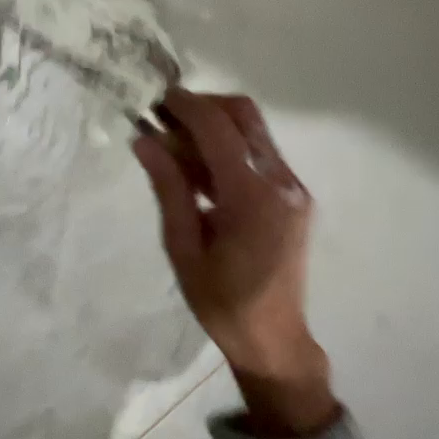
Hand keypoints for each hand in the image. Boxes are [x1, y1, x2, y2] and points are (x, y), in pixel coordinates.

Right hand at [134, 90, 338, 436]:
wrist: (274, 340)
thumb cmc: (221, 300)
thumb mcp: (182, 246)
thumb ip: (168, 187)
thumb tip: (144, 139)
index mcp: (252, 197)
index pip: (218, 129)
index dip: (184, 105)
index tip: (152, 98)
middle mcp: (281, 183)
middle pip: (244, 115)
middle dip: (202, 106)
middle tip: (162, 119)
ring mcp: (293, 188)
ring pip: (253, 129)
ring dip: (214, 125)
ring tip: (173, 144)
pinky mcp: (294, 196)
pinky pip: (258, 152)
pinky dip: (227, 146)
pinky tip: (197, 169)